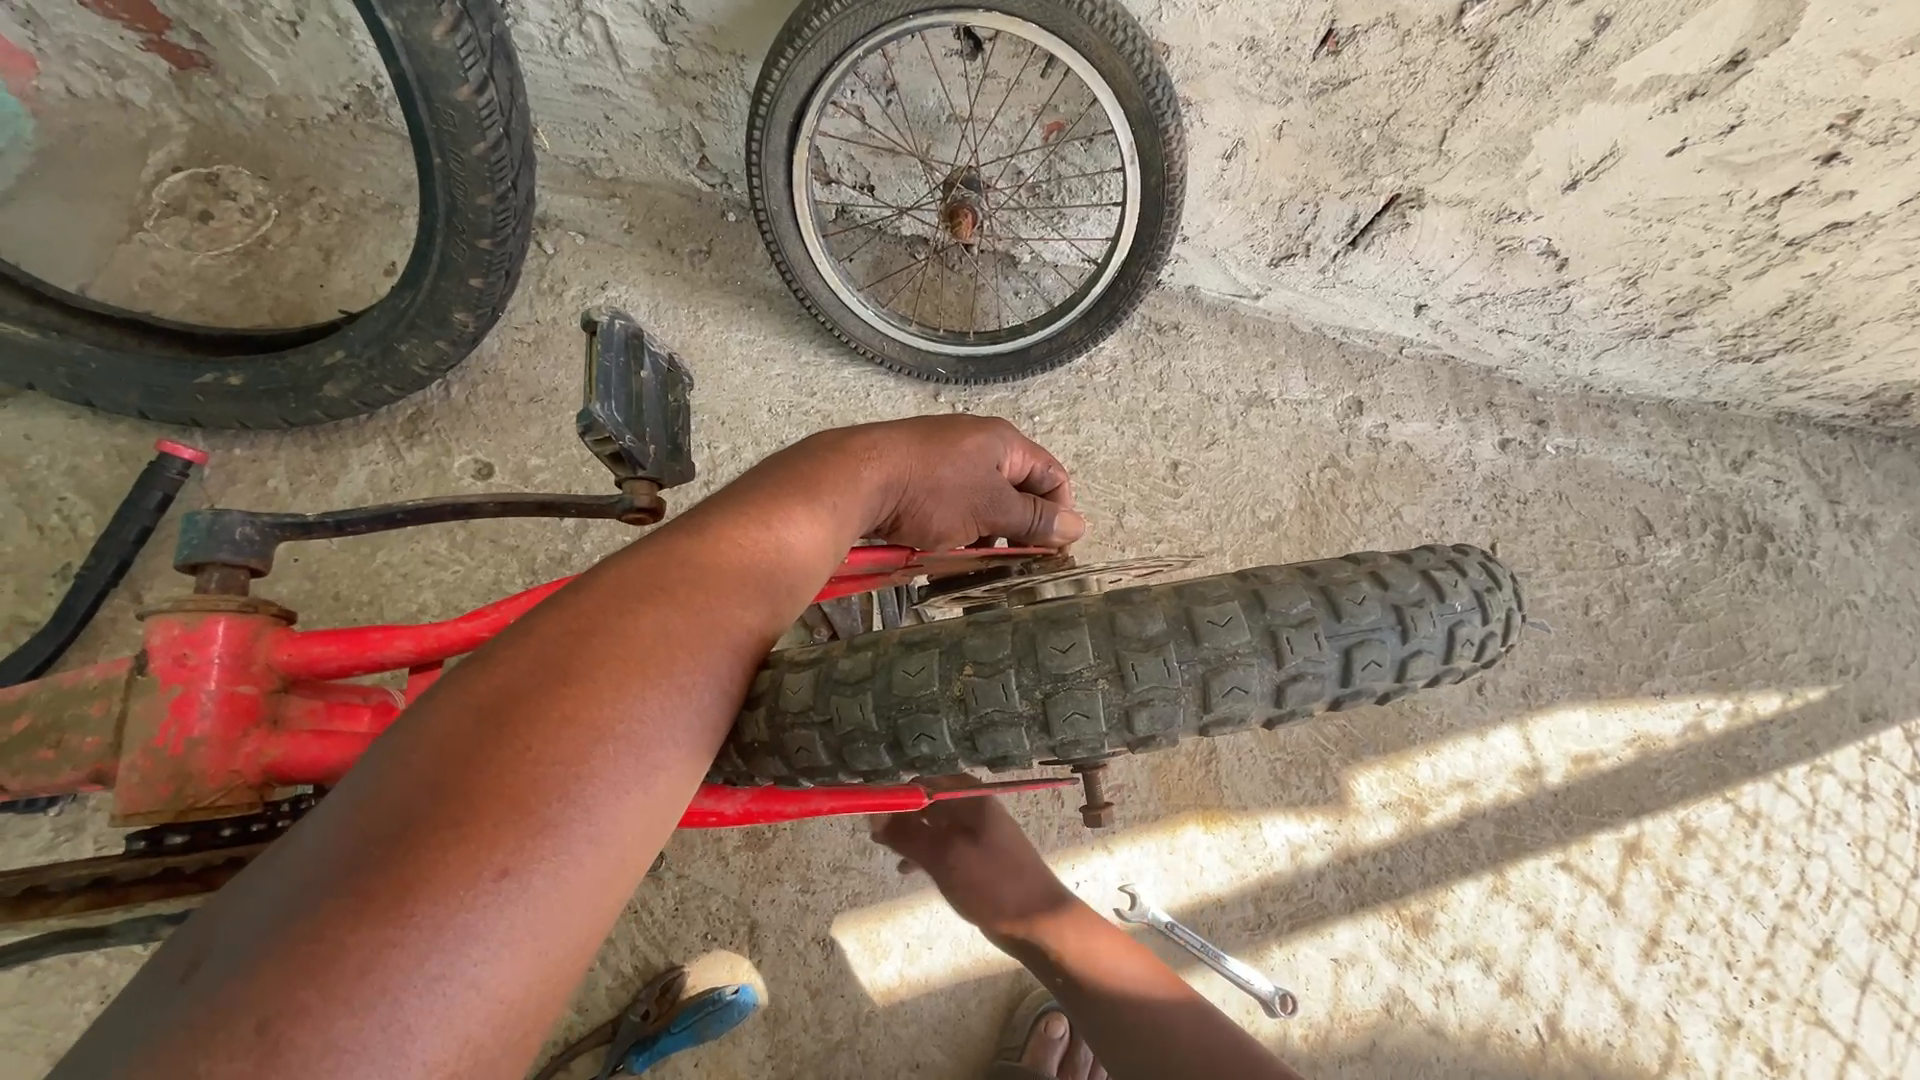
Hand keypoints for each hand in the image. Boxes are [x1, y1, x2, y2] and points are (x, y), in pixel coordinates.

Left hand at [810, 415, 1084, 549]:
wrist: (855, 479)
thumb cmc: (933, 491)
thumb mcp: (991, 508)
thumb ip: (1034, 519)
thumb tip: (1077, 526)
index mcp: (1002, 442)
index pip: (1052, 475)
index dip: (1058, 514)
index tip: (1050, 552)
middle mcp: (975, 443)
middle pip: (1015, 490)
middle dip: (1018, 529)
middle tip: (1012, 563)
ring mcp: (941, 458)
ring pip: (980, 502)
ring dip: (985, 534)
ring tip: (973, 563)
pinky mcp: (914, 476)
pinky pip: (949, 506)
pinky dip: (954, 530)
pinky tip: (942, 552)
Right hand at [871, 780, 1078, 943]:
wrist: (1039, 921)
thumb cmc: (992, 884)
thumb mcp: (944, 857)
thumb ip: (908, 834)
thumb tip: (874, 817)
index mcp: (970, 797)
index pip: (923, 783)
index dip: (896, 799)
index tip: (873, 821)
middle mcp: (974, 807)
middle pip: (928, 802)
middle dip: (902, 818)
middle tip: (878, 841)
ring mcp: (977, 832)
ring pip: (934, 825)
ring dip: (911, 836)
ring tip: (890, 854)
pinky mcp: (978, 857)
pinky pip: (944, 845)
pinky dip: (925, 853)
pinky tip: (909, 870)